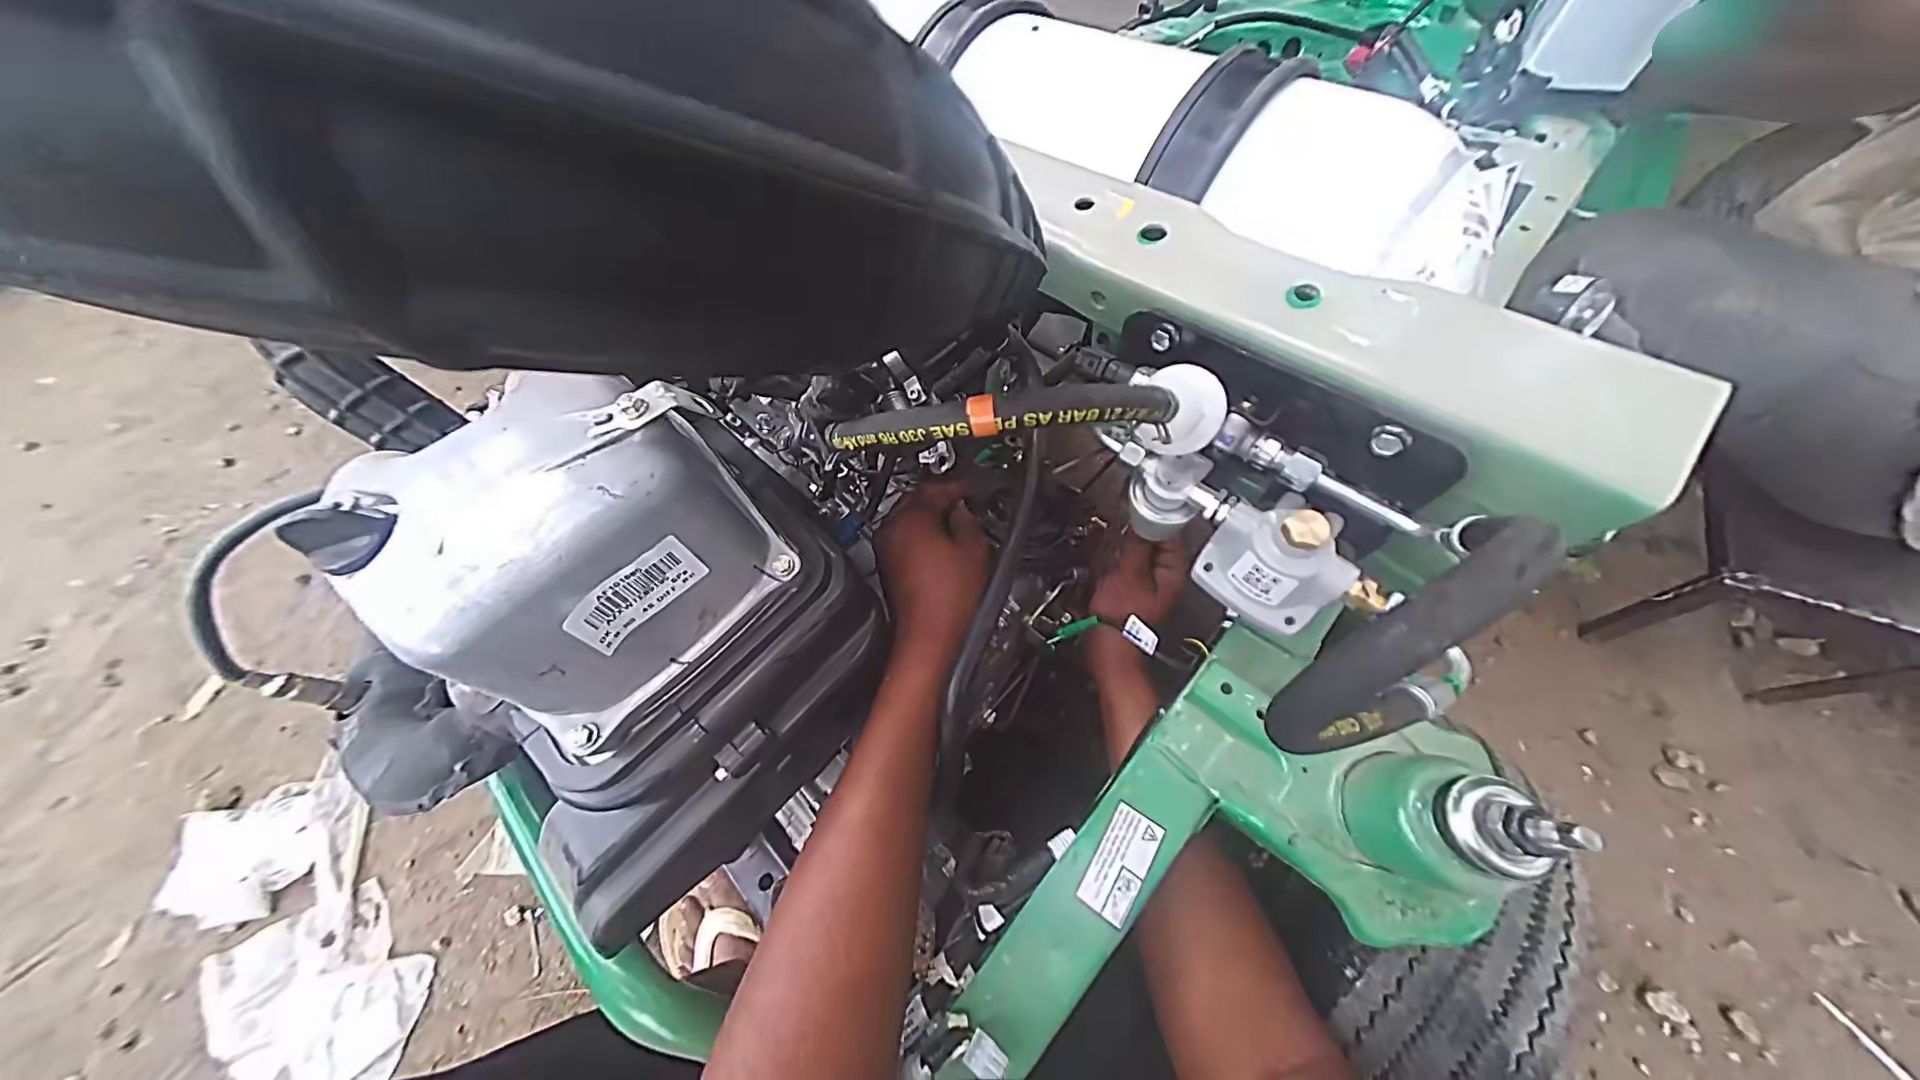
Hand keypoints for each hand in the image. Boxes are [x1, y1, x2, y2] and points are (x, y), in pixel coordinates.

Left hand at [874, 481, 990, 668]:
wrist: (930, 638)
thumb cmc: (949, 601)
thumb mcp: (974, 550)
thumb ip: (969, 520)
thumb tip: (964, 510)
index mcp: (911, 520)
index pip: (936, 488)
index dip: (960, 486)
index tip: (973, 488)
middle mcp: (891, 531)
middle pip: (918, 501)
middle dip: (943, 499)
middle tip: (967, 501)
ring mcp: (887, 550)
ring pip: (911, 521)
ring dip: (933, 519)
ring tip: (959, 524)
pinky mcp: (890, 569)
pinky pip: (908, 541)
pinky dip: (925, 538)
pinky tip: (945, 547)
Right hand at [1086, 530, 1186, 675]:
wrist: (1106, 641)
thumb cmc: (1122, 615)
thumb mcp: (1130, 571)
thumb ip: (1139, 543)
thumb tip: (1144, 518)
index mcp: (1172, 573)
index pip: (1171, 535)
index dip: (1156, 519)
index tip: (1141, 509)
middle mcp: (1164, 578)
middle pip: (1155, 543)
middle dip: (1138, 529)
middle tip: (1125, 518)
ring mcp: (1147, 584)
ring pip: (1140, 553)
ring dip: (1126, 542)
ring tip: (1115, 533)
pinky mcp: (1131, 589)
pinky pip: (1127, 564)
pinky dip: (1117, 555)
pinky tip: (1107, 552)